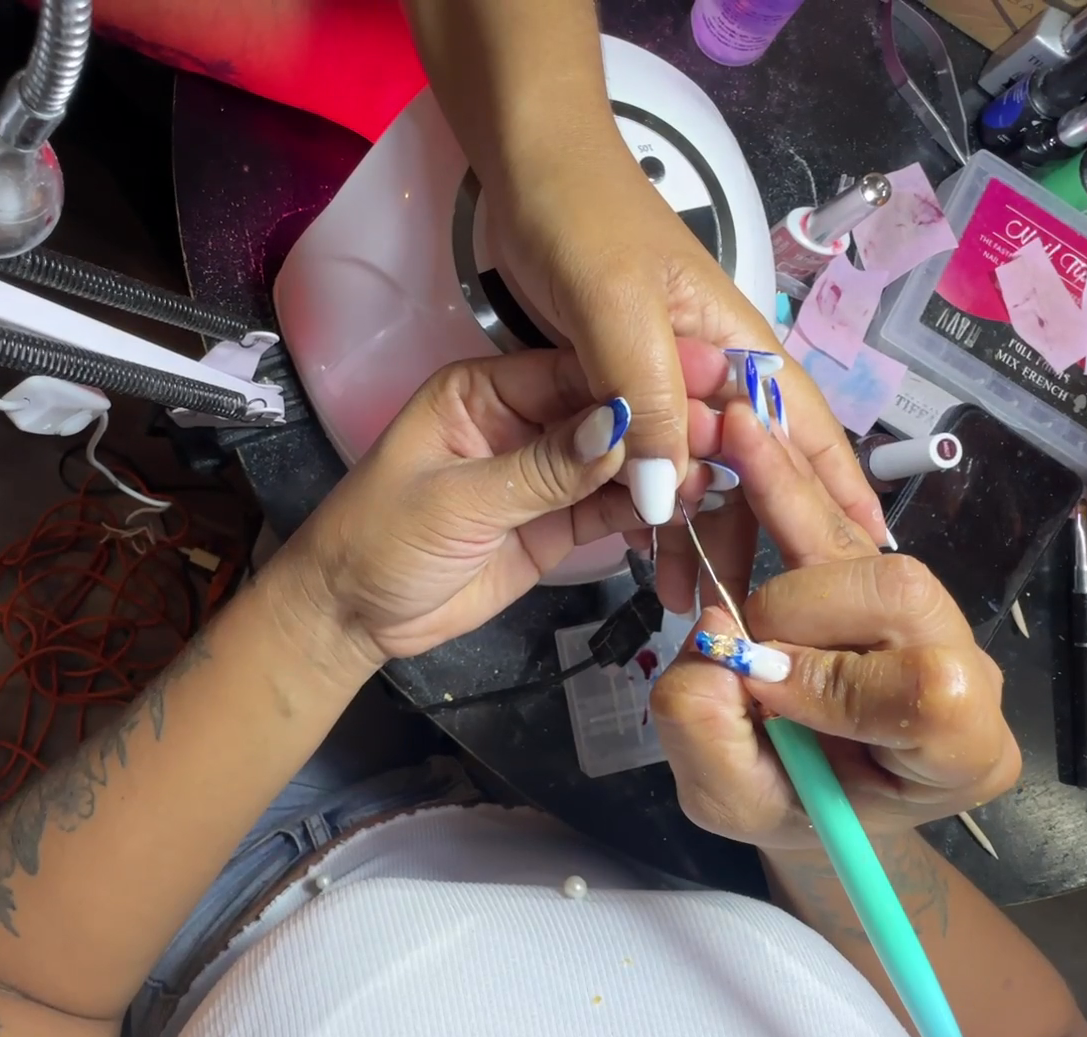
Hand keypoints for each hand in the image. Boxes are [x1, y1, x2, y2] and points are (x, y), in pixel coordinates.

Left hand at [282, 341, 730, 663]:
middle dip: (664, 430)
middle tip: (732, 442)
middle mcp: (523, 421)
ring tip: (721, 483)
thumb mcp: (457, 498)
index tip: (706, 390)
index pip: (577, 372)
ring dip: (665, 474)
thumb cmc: (381, 539)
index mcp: (487, 390)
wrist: (354, 615)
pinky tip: (686, 515)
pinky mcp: (555, 522)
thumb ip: (541, 467)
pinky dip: (645, 513)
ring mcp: (544, 474)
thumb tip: (624, 429)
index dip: (639, 383)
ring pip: (619, 464)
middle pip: (609, 416)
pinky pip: (610, 509)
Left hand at [486, 137, 886, 562]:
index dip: (832, 491)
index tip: (857, 559)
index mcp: (731, 345)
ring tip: (681, 594)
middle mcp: (705, 371)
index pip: (799, 427)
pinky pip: (639, 458)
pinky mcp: (616, 395)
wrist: (527, 180)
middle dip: (745, 532)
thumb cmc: (584, 227)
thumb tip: (668, 497)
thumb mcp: (615, 310)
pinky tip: (639, 545)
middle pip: (744, 465)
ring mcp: (659, 386)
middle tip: (732, 606)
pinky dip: (642, 502)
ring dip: (688, 528)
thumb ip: (645, 400)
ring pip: (688, 470)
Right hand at [647, 401, 1019, 849]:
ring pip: (860, 541)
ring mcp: (925, 615)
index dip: (833, 683)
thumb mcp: (728, 803)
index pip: (935, 693)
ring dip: (779, 518)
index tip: (759, 689)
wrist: (806, 785)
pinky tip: (747, 436)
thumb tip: (714, 636)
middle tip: (735, 639)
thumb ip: (709, 736)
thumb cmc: (779, 805)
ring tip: (727, 476)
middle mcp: (963, 670)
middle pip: (897, 594)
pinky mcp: (875, 573)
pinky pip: (834, 515)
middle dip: (792, 608)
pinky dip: (781, 480)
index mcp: (955, 754)